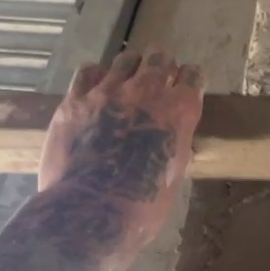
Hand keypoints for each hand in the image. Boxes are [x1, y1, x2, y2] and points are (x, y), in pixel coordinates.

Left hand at [40, 50, 204, 246]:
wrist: (90, 212)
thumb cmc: (142, 207)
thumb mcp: (175, 176)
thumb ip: (175, 146)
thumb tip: (173, 140)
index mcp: (180, 110)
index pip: (193, 75)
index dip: (189, 80)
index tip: (185, 85)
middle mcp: (147, 90)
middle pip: (159, 58)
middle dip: (160, 67)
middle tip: (156, 80)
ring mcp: (108, 91)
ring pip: (125, 59)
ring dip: (130, 68)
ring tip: (125, 81)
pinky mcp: (76, 99)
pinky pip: (88, 71)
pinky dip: (95, 75)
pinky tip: (95, 87)